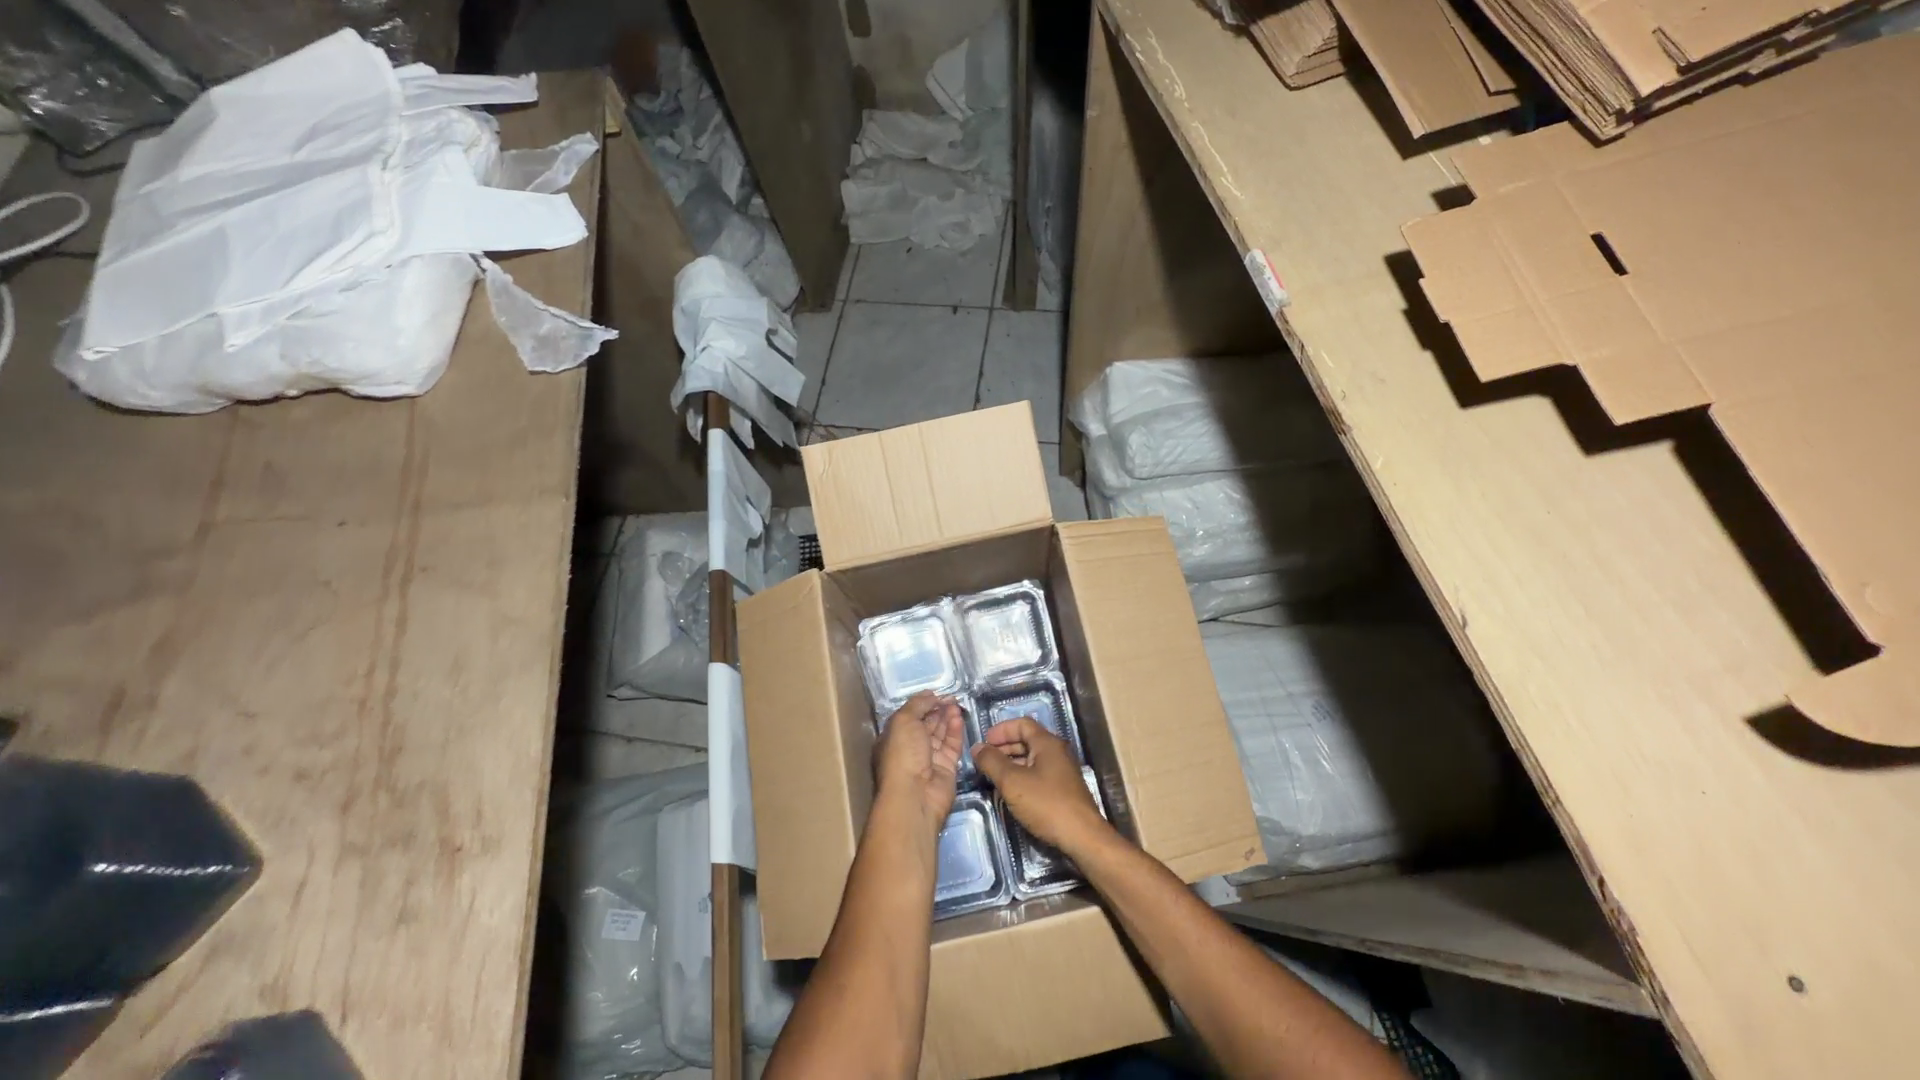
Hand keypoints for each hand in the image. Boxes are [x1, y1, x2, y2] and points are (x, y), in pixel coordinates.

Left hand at [875, 692, 966, 828]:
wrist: (915, 795)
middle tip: (951, 697)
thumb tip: (930, 695)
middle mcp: (910, 748)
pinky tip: (959, 718)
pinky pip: (952, 745)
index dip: (922, 704)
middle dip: (937, 709)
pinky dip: (955, 731)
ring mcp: (929, 759)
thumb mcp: (903, 721)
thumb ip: (917, 705)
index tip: (936, 694)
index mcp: (894, 738)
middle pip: (926, 724)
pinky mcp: (946, 767)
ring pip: (940, 734)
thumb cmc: (902, 754)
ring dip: (947, 717)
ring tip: (956, 704)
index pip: (909, 717)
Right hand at [972, 716, 1108, 853]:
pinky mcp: (1063, 789)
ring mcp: (1062, 771)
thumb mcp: (1012, 781)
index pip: (1022, 724)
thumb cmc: (1046, 803)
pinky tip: (1011, 792)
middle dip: (1004, 747)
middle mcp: (1057, 752)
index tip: (983, 743)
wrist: (1081, 836)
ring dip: (1011, 764)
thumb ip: (992, 762)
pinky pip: (1038, 774)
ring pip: (1032, 759)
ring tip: (993, 777)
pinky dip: (1021, 777)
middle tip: (984, 761)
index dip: (1001, 730)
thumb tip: (978, 747)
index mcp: (1047, 743)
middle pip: (1027, 740)